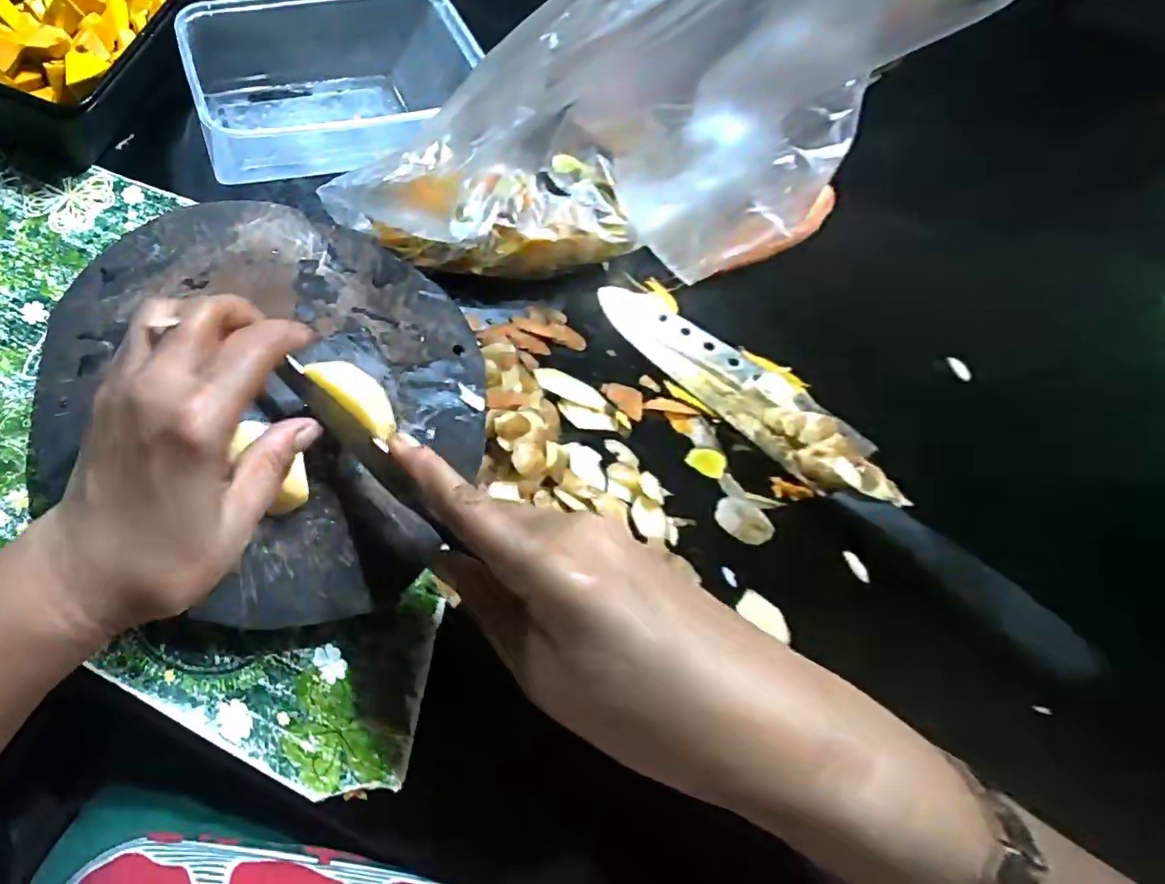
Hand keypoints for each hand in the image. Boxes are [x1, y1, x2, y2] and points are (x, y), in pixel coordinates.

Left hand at [28, 296, 318, 638]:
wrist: (80, 572)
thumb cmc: (164, 561)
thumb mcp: (233, 526)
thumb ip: (270, 465)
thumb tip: (307, 424)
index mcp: (198, 422)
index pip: (250, 347)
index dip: (285, 333)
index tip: (306, 340)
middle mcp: (158, 388)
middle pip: (204, 312)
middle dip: (245, 312)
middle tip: (267, 340)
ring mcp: (124, 383)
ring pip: (163, 311)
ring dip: (202, 315)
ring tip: (226, 343)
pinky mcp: (104, 390)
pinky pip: (139, 334)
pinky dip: (171, 330)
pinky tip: (189, 361)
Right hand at [393, 436, 998, 883]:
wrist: (775, 726)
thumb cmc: (645, 717)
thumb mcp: (545, 678)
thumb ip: (487, 609)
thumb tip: (449, 560)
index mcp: (546, 561)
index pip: (467, 506)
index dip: (424, 473)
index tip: (389, 438)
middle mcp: (573, 525)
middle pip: (496, 514)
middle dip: (463, 529)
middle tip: (442, 568)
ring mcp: (606, 529)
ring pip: (526, 525)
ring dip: (501, 547)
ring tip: (504, 604)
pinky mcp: (628, 543)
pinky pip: (558, 536)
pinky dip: (533, 555)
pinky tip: (547, 600)